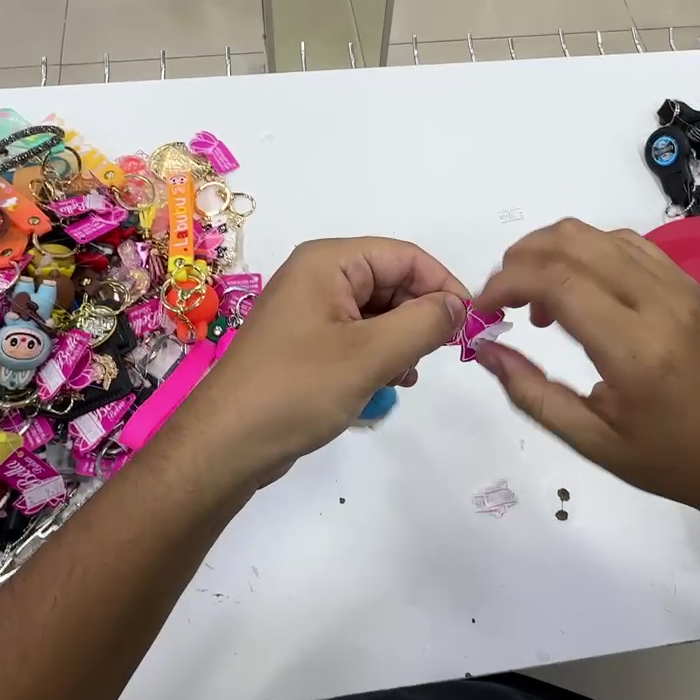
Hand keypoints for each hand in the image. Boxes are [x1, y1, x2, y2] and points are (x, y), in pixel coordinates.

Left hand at [170, 237, 468, 487]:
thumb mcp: (370, 354)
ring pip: (377, 310)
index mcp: (328, 261)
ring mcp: (310, 310)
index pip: (404, 255)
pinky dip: (382, 352)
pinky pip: (358, 335)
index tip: (472, 324)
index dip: (442, 284)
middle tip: (445, 352)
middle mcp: (318, 276)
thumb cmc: (297, 388)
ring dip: (404, 336)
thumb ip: (423, 323)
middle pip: (390, 280)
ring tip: (411, 371)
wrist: (227, 444)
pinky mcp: (306, 343)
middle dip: (422, 313)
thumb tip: (458, 306)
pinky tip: (393, 381)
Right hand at [471, 219, 699, 526]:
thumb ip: (530, 392)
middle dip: (519, 259)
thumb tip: (484, 349)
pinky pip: (624, 243)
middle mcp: (658, 300)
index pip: (554, 280)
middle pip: (570, 241)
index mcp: (635, 347)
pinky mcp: (687, 281)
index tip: (482, 310)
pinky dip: (586, 252)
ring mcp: (677, 284)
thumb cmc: (674, 459)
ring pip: (595, 234)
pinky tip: (579, 291)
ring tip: (537, 302)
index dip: (505, 284)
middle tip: (502, 301)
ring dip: (551, 253)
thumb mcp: (592, 440)